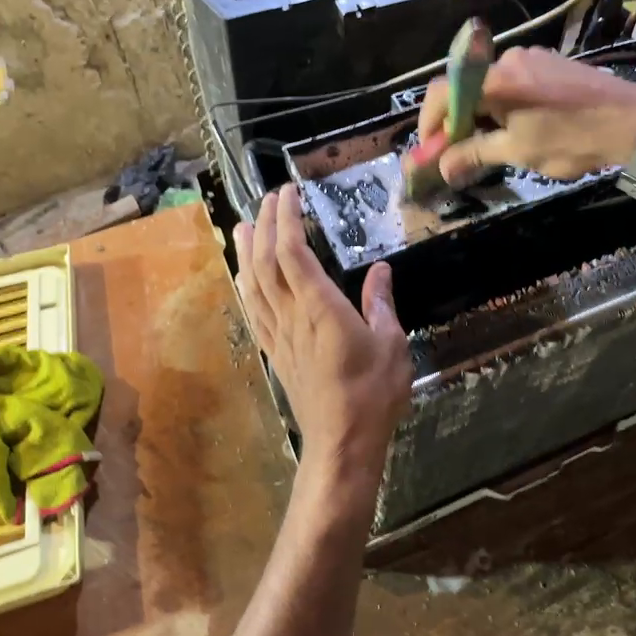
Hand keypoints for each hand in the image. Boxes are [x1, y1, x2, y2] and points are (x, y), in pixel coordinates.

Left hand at [233, 185, 411, 480]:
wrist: (341, 442)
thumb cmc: (372, 393)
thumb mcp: (391, 344)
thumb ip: (381, 305)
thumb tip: (381, 271)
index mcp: (321, 308)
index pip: (294, 253)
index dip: (287, 220)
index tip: (289, 193)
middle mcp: (292, 315)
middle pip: (268, 262)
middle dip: (267, 225)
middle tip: (269, 198)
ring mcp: (279, 334)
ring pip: (254, 284)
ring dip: (247, 251)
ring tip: (244, 224)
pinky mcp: (275, 352)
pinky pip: (253, 310)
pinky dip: (245, 285)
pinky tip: (243, 275)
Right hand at [417, 46, 635, 184]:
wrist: (634, 122)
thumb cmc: (572, 139)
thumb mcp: (519, 152)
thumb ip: (475, 154)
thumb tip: (443, 166)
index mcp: (495, 80)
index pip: (442, 93)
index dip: (429, 122)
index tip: (431, 150)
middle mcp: (508, 59)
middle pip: (465, 87)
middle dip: (456, 121)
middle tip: (456, 152)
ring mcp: (532, 57)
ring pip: (490, 85)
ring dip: (481, 113)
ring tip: (489, 144)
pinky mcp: (551, 62)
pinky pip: (514, 81)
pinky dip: (504, 104)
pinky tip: (516, 126)